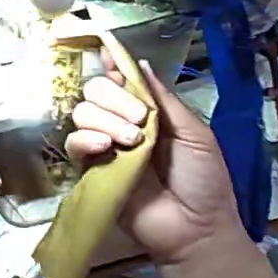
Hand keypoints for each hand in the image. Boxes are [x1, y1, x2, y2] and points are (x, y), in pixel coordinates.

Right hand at [64, 56, 256, 269]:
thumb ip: (163, 100)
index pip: (121, 80)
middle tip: (139, 120)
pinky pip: (74, 144)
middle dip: (113, 97)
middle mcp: (120, 123)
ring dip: (104, 119)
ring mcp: (104, 146)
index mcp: (147, 111)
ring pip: (82, 113)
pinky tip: (104, 147)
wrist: (196, 228)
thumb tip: (139, 64)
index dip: (112, 63)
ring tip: (130, 142)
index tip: (106, 48)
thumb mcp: (194, 133)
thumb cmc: (203, 180)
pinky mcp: (90, 170)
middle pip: (96, 91)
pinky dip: (85, 139)